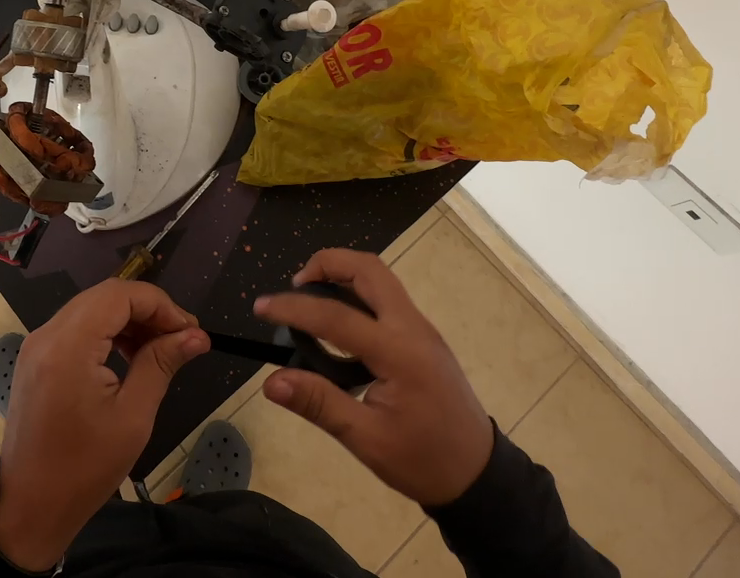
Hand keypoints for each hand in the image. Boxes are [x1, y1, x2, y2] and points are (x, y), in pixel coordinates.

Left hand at [0, 279, 207, 568]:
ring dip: (128, 319)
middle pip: (105, 296)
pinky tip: (128, 355)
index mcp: (69, 345)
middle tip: (180, 338)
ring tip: (159, 348)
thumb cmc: (84, 468)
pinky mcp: (36, 358)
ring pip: (91, 308)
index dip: (160, 305)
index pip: (119, 295)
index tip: (190, 331)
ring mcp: (38, 345)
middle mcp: (48, 334)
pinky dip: (106, 331)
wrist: (29, 508)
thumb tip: (196, 336)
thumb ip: (161, 365)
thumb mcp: (133, 417)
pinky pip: (76, 327)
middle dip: (147, 310)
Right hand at [254, 249, 493, 505]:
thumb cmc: (423, 460)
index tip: (260, 308)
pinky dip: (356, 293)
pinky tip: (336, 324)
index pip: (336, 316)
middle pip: (368, 269)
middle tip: (294, 286)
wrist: (479, 474)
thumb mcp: (367, 439)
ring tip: (309, 299)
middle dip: (327, 264)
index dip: (293, 308)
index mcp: (398, 352)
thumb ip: (319, 404)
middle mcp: (412, 327)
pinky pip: (386, 297)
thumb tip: (271, 382)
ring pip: (380, 278)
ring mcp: (421, 328)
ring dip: (342, 274)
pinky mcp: (422, 335)